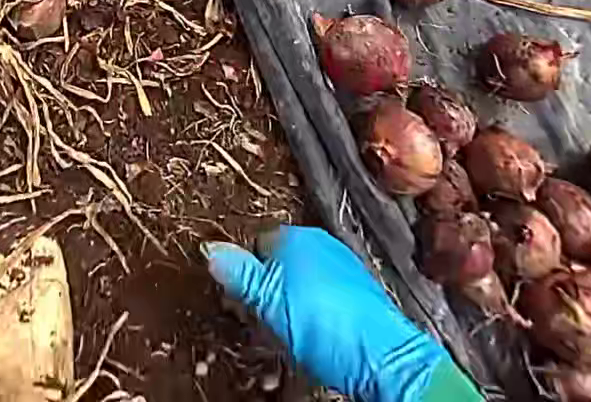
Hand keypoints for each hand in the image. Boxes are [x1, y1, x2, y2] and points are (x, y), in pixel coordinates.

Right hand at [203, 227, 458, 401]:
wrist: (379, 354)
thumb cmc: (323, 325)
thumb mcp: (268, 302)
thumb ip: (239, 274)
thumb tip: (210, 249)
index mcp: (293, 236)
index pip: (254, 246)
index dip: (244, 276)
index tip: (241, 304)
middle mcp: (317, 242)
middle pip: (276, 265)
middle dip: (265, 296)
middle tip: (262, 326)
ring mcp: (338, 264)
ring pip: (298, 283)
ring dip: (287, 310)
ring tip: (286, 339)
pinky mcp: (355, 289)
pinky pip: (321, 296)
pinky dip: (312, 315)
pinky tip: (312, 340)